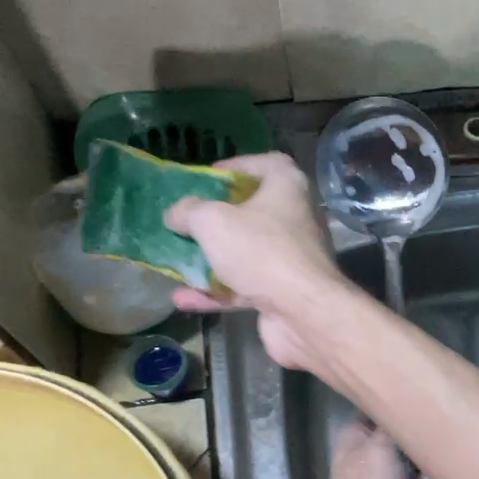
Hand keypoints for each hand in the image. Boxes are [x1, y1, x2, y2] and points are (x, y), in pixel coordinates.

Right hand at [164, 152, 350, 373]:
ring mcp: (290, 259)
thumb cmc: (261, 251)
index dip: (234, 168)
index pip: (263, 164)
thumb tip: (174, 214)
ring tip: (174, 261)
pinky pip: (243, 288)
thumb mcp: (212, 222)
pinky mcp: (283, 293)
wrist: (304, 314)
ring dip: (209, 260)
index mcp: (288, 187)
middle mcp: (295, 219)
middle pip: (250, 212)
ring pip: (244, 254)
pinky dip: (215, 293)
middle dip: (215, 219)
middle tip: (184, 222)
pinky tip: (182, 298)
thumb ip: (188, 212)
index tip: (204, 179)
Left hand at [313, 420, 441, 478]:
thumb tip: (411, 402)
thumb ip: (398, 424)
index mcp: (359, 437)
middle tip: (420, 474)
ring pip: (426, 477)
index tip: (428, 418)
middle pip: (414, 446)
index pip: (387, 412)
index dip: (408, 416)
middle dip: (426, 463)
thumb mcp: (382, 449)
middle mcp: (371, 459)